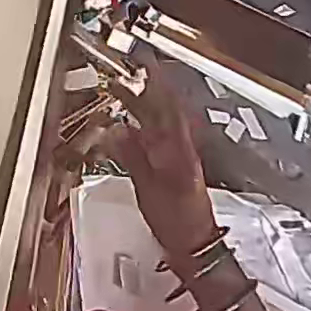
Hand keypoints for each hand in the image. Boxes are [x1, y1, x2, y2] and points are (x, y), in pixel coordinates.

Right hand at [103, 63, 218, 257]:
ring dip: (144, 105)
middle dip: (145, 89)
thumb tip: (115, 129)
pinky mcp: (175, 166)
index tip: (140, 64)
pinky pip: (159, 136)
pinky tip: (131, 125)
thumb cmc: (177, 221)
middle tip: (124, 74)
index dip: (153, 83)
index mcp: (176, 149)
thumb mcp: (147, 187)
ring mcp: (179, 157)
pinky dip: (144, 125)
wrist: (195, 246)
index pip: (165, 105)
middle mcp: (181, 148)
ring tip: (124, 92)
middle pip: (164, 109)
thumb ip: (131, 155)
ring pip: (161, 121)